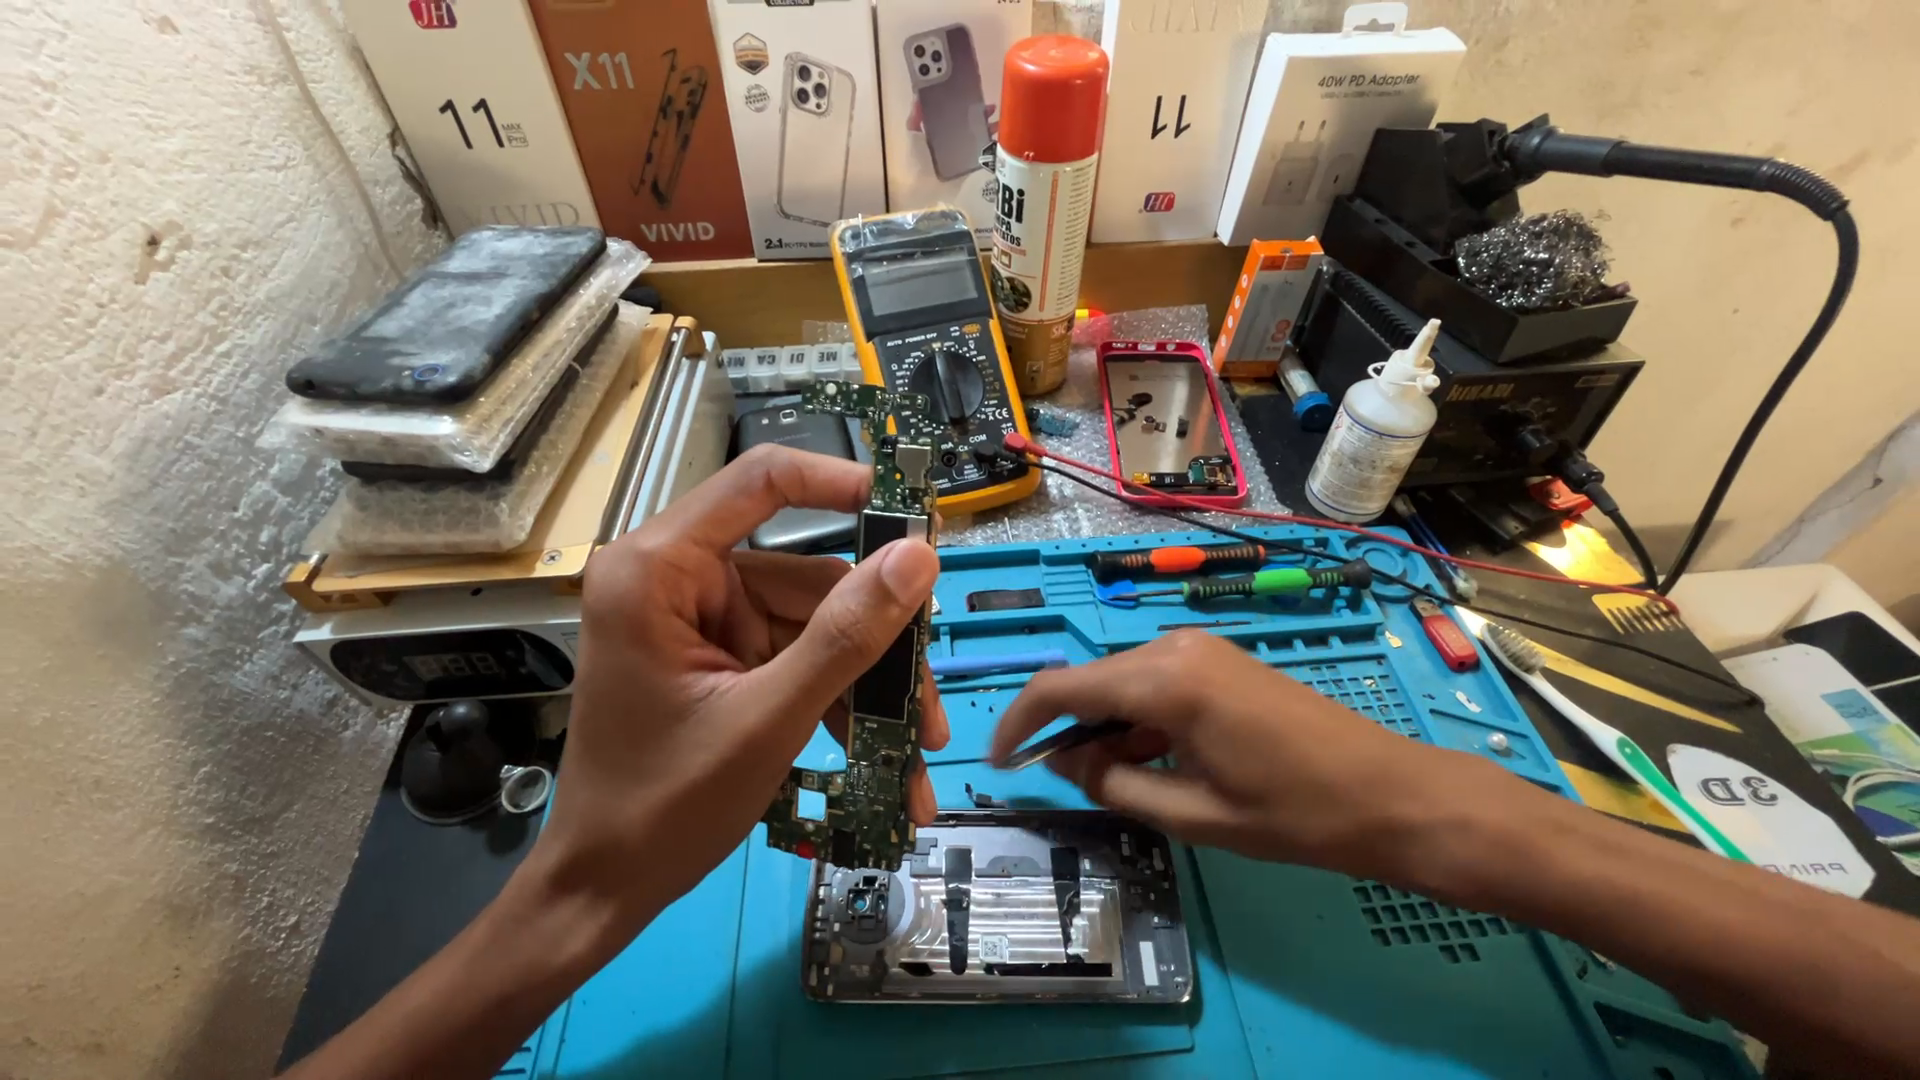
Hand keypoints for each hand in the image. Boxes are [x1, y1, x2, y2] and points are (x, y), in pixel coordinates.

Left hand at [531, 446, 947, 940]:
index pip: (760, 482)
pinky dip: (844, 700)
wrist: (605, 892)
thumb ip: (845, 636)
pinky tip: (886, 756)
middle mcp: (683, 580)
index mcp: (660, 570)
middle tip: (930, 699)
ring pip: (818, 624)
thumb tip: (918, 557)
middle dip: (877, 642)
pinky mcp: (727, 659)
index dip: (840, 483)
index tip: (913, 516)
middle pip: (810, 577)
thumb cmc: (663, 807)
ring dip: (872, 685)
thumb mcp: (767, 720)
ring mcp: (708, 622)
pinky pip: (803, 658)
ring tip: (920, 747)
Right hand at [989, 630, 1487, 878]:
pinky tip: (1142, 759)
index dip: (1018, 721)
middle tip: (1055, 782)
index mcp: (1164, 680)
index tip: (998, 760)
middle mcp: (1173, 647)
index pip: (1060, 687)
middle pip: (1089, 681)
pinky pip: (1154, 683)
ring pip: (1120, 683)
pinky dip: (1135, 719)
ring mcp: (1199, 649)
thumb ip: (1113, 784)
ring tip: (1102, 781)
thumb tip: (1063, 762)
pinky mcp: (1217, 661)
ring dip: (1101, 727)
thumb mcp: (1192, 814)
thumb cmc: (1295, 815)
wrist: (1393, 793)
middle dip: (1063, 729)